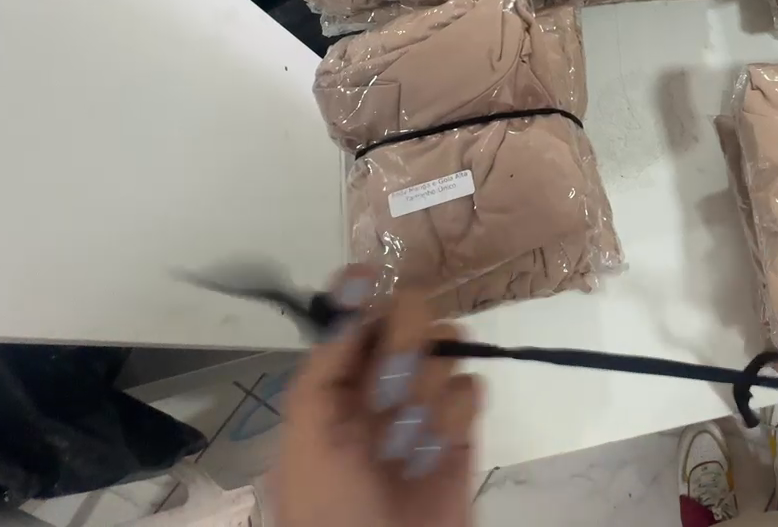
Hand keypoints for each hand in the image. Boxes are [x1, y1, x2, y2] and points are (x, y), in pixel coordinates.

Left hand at [268, 267, 482, 526]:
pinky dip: (454, 414)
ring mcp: (426, 400)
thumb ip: (323, 372)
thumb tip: (351, 308)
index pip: (352, 317)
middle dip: (404, 346)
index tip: (366, 274)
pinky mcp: (462, 423)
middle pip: (409, 317)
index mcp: (337, 384)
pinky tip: (436, 448)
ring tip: (409, 439)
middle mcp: (382, 381)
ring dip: (428, 389)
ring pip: (445, 346)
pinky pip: (471, 386)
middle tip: (389, 389)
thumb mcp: (306, 446)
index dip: (359, 291)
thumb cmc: (330, 512)